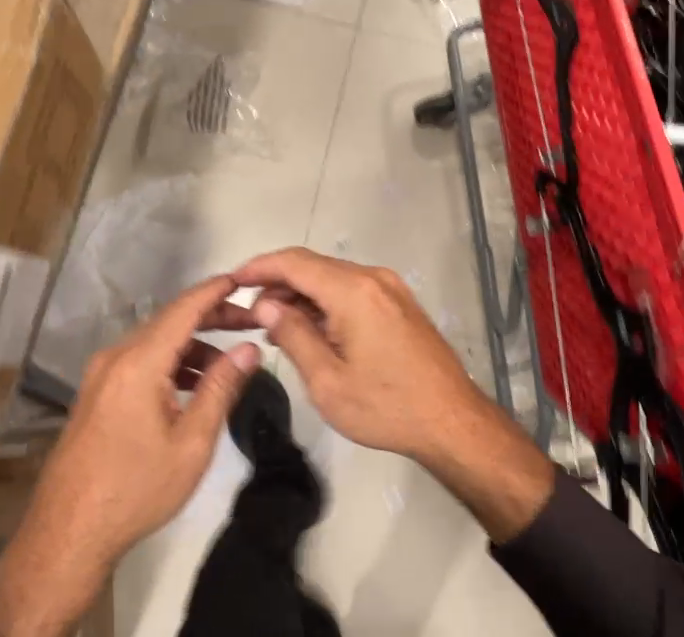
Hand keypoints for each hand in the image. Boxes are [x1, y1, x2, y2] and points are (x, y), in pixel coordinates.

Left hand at [0, 276, 259, 636]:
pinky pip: (140, 363)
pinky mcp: (96, 396)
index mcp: (138, 362)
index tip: (246, 280)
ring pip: (155, 343)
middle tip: (252, 321)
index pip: (184, 308)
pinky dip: (171, 364)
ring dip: (193, 345)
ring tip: (229, 365)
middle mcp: (115, 358)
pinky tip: (194, 387)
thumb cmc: (136, 488)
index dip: (216, 291)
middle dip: (212, 317)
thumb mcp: (192, 442)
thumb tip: (250, 348)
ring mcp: (101, 377)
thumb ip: (222, 388)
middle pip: (170, 321)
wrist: (68, 536)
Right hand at [232, 248, 555, 541]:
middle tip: (248, 311)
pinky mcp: (399, 304)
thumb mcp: (327, 380)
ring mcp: (390, 289)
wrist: (450, 420)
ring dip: (302, 294)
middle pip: (314, 266)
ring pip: (333, 279)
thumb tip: (267, 305)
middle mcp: (373, 278)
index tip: (233, 281)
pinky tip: (310, 329)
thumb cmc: (385, 405)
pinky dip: (326, 302)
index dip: (260, 267)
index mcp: (353, 291)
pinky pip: (352, 291)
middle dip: (278, 283)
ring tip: (273, 325)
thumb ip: (293, 336)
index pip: (295, 263)